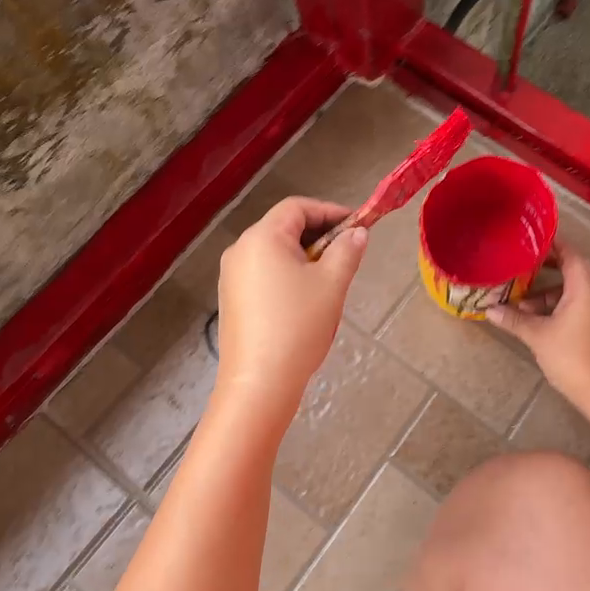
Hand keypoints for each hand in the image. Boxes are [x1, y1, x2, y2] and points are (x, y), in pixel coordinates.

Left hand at [215, 197, 367, 413]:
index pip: (297, 207)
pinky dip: (287, 274)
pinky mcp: (231, 299)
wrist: (259, 383)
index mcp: (262, 238)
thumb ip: (347, 251)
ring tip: (330, 279)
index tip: (357, 226)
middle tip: (347, 253)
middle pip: (284, 227)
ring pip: (274, 251)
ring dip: (305, 256)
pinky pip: (263, 273)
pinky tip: (306, 299)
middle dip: (319, 234)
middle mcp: (240, 250)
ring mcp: (231, 276)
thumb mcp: (332, 284)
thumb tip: (358, 233)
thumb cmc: (298, 326)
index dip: (329, 211)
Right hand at [486, 242, 589, 404]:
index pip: (570, 254)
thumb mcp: (537, 335)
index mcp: (583, 288)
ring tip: (520, 294)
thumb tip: (490, 309)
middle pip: (572, 267)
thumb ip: (514, 319)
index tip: (530, 239)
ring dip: (547, 288)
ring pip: (570, 287)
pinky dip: (553, 303)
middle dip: (548, 263)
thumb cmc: (570, 356)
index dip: (552, 244)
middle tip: (523, 260)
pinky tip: (531, 315)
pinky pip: (572, 302)